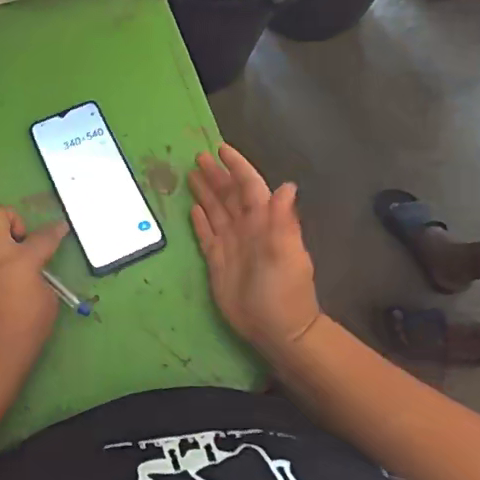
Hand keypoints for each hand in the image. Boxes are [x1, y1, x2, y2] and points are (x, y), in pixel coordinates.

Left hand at [0, 206, 68, 371]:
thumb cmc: (27, 329)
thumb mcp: (48, 298)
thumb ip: (41, 272)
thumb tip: (33, 264)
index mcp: (19, 260)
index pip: (42, 236)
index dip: (56, 231)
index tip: (61, 228)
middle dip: (10, 218)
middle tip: (21, 239)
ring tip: (3, 249)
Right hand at [188, 144, 321, 353]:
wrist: (277, 329)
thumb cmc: (285, 291)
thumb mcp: (287, 254)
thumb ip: (283, 220)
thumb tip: (287, 185)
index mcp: (264, 222)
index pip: (249, 186)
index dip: (237, 167)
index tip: (222, 149)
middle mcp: (247, 228)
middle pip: (229, 195)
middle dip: (216, 175)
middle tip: (198, 156)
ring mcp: (232, 245)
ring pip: (217, 211)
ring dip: (206, 192)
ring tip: (191, 174)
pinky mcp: (218, 262)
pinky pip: (207, 235)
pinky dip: (200, 221)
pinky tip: (193, 209)